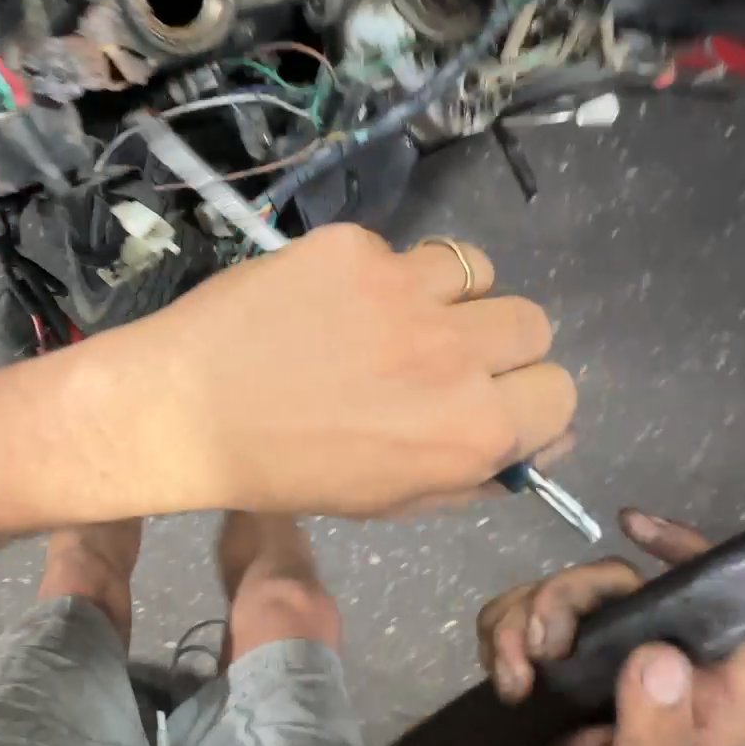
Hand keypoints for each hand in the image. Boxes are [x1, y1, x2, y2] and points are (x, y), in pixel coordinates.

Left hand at [95, 224, 575, 516]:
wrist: (185, 408)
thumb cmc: (283, 470)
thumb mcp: (389, 500)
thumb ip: (472, 469)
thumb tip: (527, 439)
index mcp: (472, 428)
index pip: (559, 392)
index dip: (522, 397)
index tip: (486, 396)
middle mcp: (453, 351)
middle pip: (529, 321)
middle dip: (493, 341)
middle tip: (435, 351)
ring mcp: (401, 287)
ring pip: (473, 268)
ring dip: (443, 294)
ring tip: (385, 313)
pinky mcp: (351, 245)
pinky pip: (394, 250)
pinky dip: (373, 273)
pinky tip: (324, 298)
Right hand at [479, 511, 744, 745]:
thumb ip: (658, 737)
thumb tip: (659, 656)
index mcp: (703, 693)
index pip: (714, 605)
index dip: (684, 552)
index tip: (631, 527)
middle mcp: (651, 662)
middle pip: (610, 585)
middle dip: (560, 598)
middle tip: (539, 648)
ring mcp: (596, 662)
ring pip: (554, 595)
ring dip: (518, 621)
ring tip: (511, 677)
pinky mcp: (549, 668)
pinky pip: (516, 617)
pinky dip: (499, 635)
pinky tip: (501, 678)